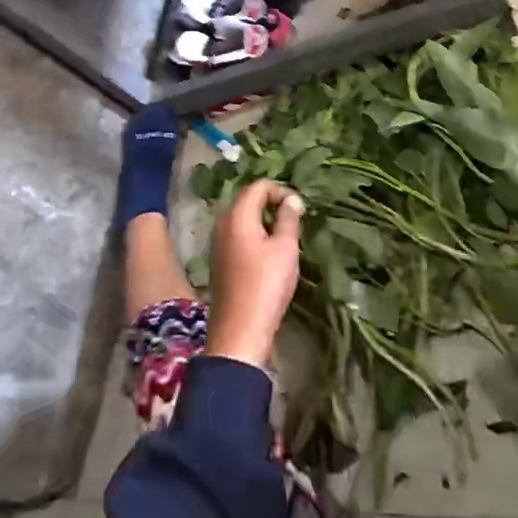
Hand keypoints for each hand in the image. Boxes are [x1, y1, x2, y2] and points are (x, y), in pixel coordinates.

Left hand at [204, 179, 304, 369]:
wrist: (240, 331)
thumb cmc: (266, 285)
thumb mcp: (285, 248)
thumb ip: (288, 218)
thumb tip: (292, 199)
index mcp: (237, 216)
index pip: (258, 186)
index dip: (281, 190)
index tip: (299, 207)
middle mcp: (222, 224)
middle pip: (247, 199)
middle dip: (272, 202)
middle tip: (294, 217)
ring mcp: (218, 243)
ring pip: (242, 218)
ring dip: (264, 219)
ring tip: (286, 234)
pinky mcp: (220, 261)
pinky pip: (238, 235)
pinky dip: (255, 234)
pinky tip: (270, 252)